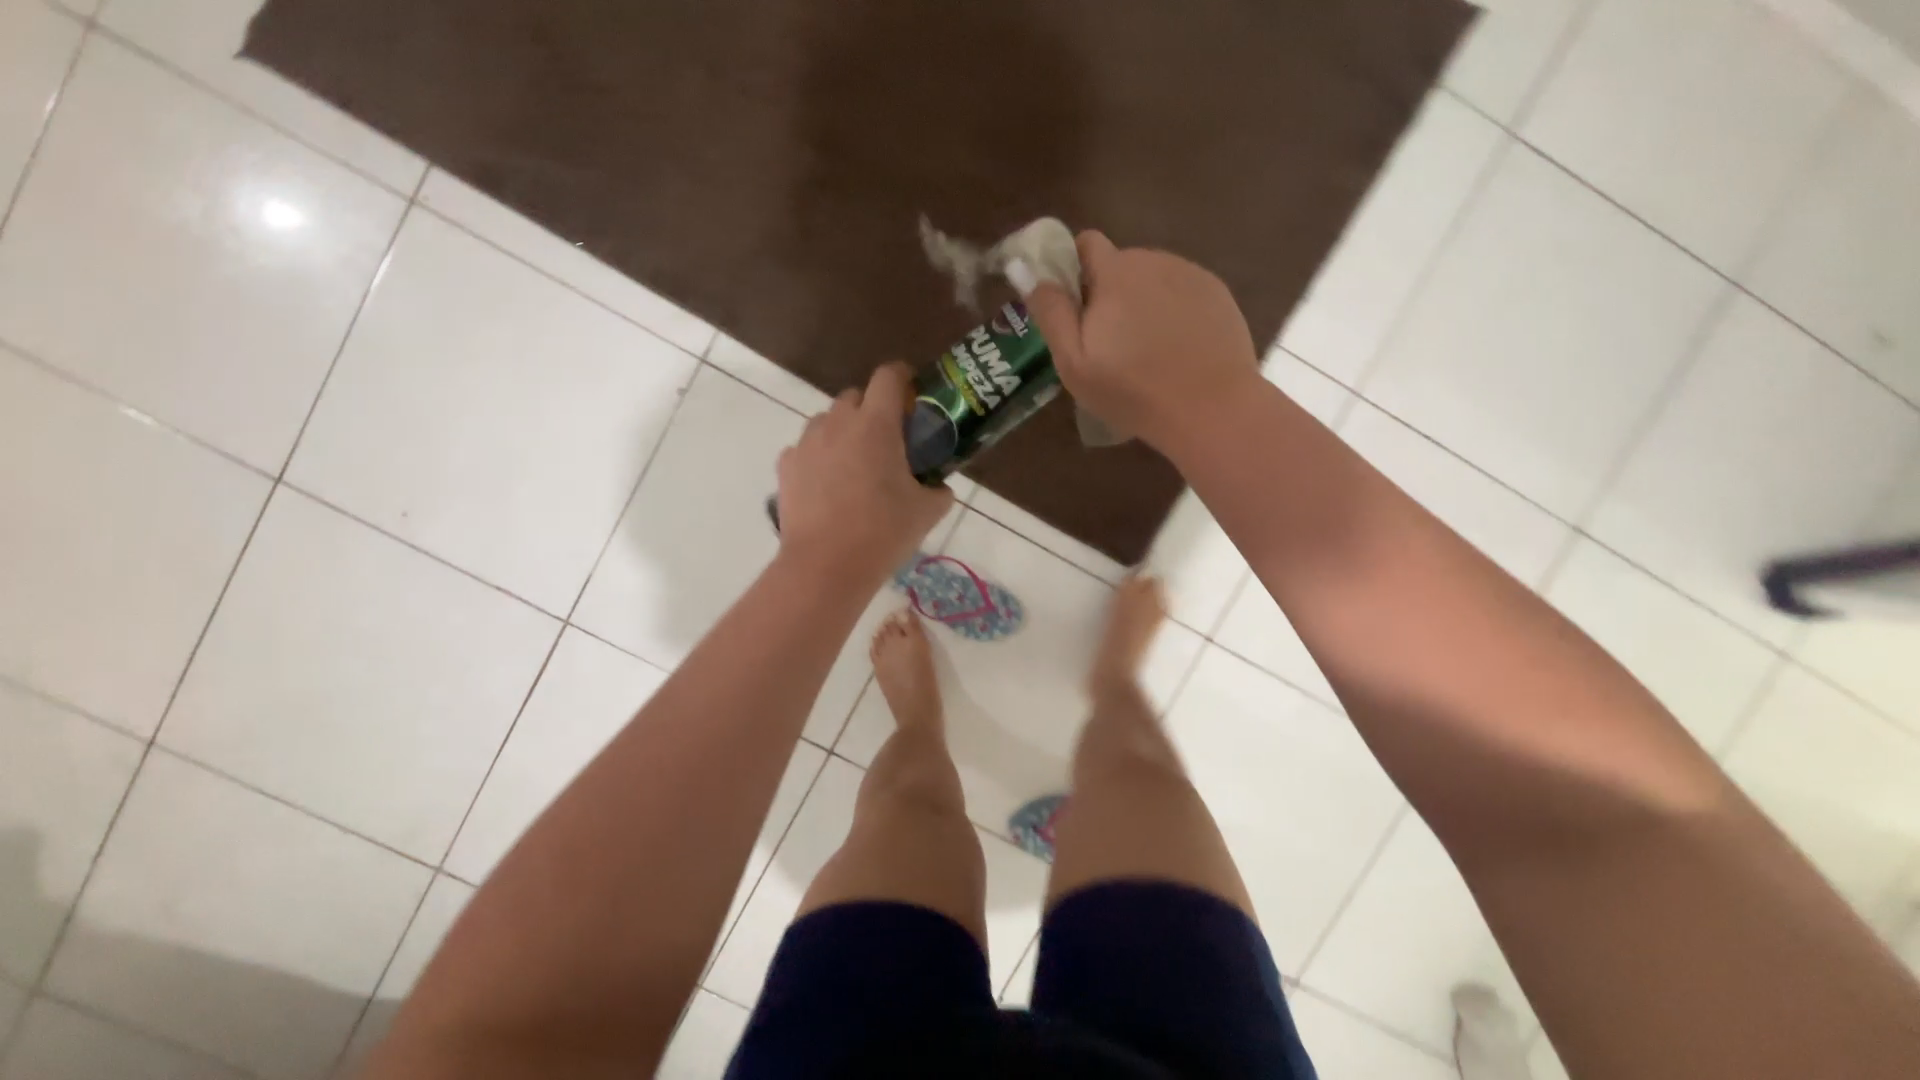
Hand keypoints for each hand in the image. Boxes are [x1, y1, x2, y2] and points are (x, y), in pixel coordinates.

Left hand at [775, 363, 954, 583]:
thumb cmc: (883, 533)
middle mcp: (838, 423)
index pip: (888, 377)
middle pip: (855, 396)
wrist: (826, 566)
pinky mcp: (786, 467)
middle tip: (887, 440)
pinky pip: (805, 450)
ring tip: (854, 465)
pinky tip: (827, 486)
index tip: (912, 393)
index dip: (902, 377)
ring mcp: (807, 443)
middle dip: (871, 409)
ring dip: (842, 432)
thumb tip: (940, 487)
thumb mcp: (926, 512)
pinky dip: (818, 459)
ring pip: (827, 421)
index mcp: (877, 425)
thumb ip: (938, 490)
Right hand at [1020, 231, 1260, 450]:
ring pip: (1152, 279)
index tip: (1075, 309)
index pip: (1086, 243)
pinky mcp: (1218, 294)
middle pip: (1120, 265)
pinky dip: (1174, 313)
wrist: (1211, 409)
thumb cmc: (1133, 390)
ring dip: (1143, 303)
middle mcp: (1154, 260)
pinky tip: (1177, 351)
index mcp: (1115, 272)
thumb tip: (1034, 276)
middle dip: (1109, 294)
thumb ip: (1052, 312)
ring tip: (1148, 352)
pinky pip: (1182, 293)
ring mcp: (1191, 275)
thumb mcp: (1074, 362)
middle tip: (1109, 345)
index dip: (1073, 271)